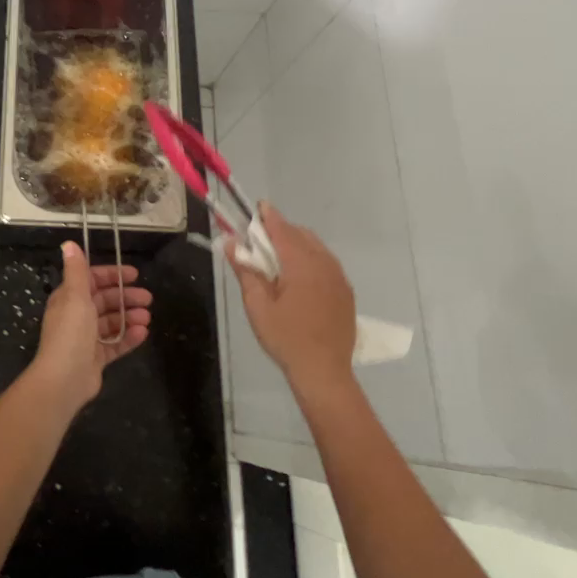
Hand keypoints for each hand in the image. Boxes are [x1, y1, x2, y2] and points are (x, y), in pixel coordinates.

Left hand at [28, 241, 151, 407]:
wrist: (64, 379)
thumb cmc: (70, 333)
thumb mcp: (75, 296)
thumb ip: (77, 270)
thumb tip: (69, 243)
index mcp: (68, 299)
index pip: (92, 281)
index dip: (112, 276)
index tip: (134, 275)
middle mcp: (76, 316)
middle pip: (104, 301)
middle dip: (126, 297)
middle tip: (148, 298)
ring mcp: (86, 339)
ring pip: (111, 322)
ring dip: (130, 317)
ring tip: (147, 318)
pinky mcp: (95, 358)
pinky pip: (115, 344)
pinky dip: (128, 338)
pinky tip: (143, 334)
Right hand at [234, 202, 356, 390]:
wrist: (324, 371)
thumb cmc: (285, 338)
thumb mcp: (257, 306)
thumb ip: (246, 270)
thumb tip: (231, 242)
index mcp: (301, 265)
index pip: (283, 230)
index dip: (269, 217)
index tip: (259, 206)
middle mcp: (324, 265)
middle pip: (301, 235)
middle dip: (281, 230)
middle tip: (260, 240)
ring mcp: (339, 278)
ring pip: (316, 248)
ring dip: (297, 244)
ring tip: (278, 258)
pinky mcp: (346, 291)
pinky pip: (327, 262)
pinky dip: (311, 258)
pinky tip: (299, 276)